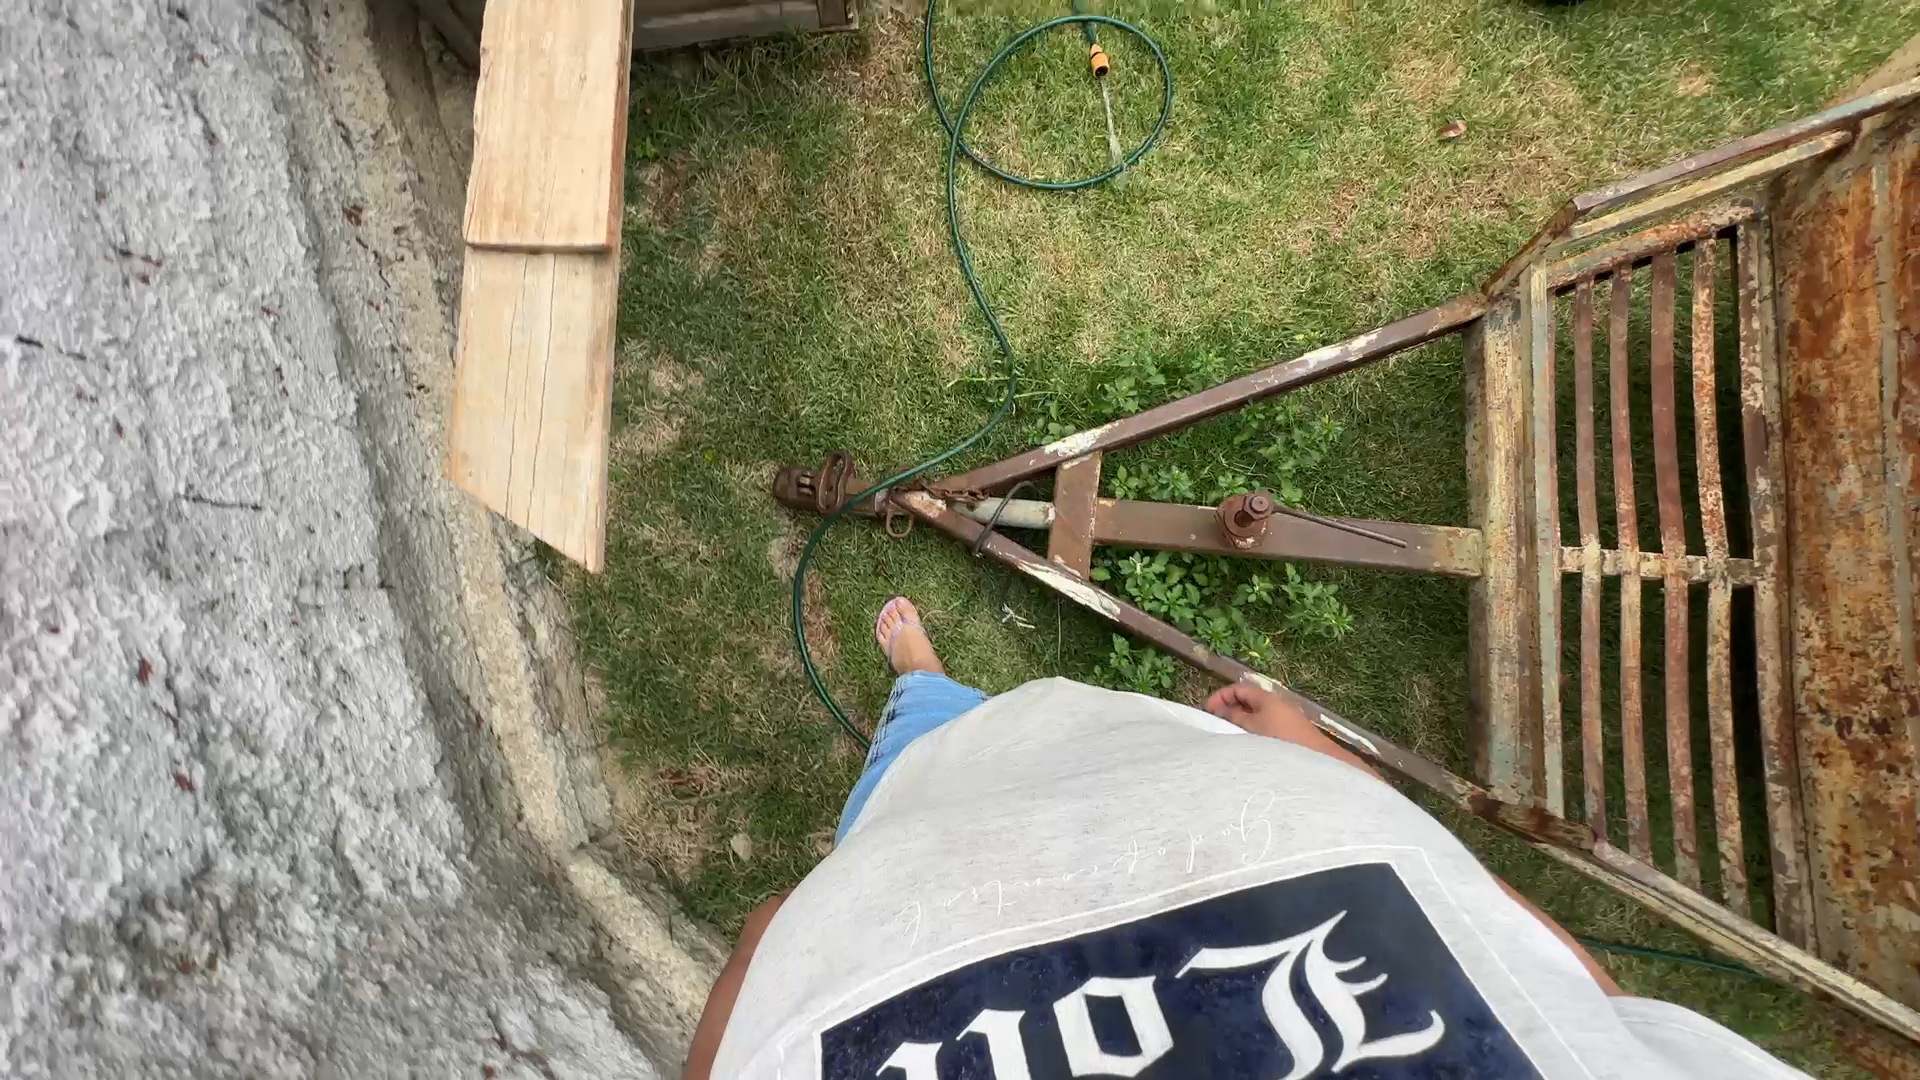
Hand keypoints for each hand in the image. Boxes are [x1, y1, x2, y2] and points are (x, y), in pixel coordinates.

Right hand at [1204, 681, 1309, 739]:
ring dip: (1240, 719)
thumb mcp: (1251, 726)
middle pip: (1247, 699)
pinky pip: (1265, 723)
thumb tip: (1220, 709)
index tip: (1207, 709)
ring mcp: (1284, 716)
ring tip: (1229, 732)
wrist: (1314, 757)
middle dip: (1229, 707)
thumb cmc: (1279, 738)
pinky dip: (1252, 727)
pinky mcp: (1289, 730)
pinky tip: (1248, 741)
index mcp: (1265, 697)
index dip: (1220, 696)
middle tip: (1216, 721)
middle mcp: (1275, 702)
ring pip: (1256, 712)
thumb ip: (1233, 716)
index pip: (1237, 688)